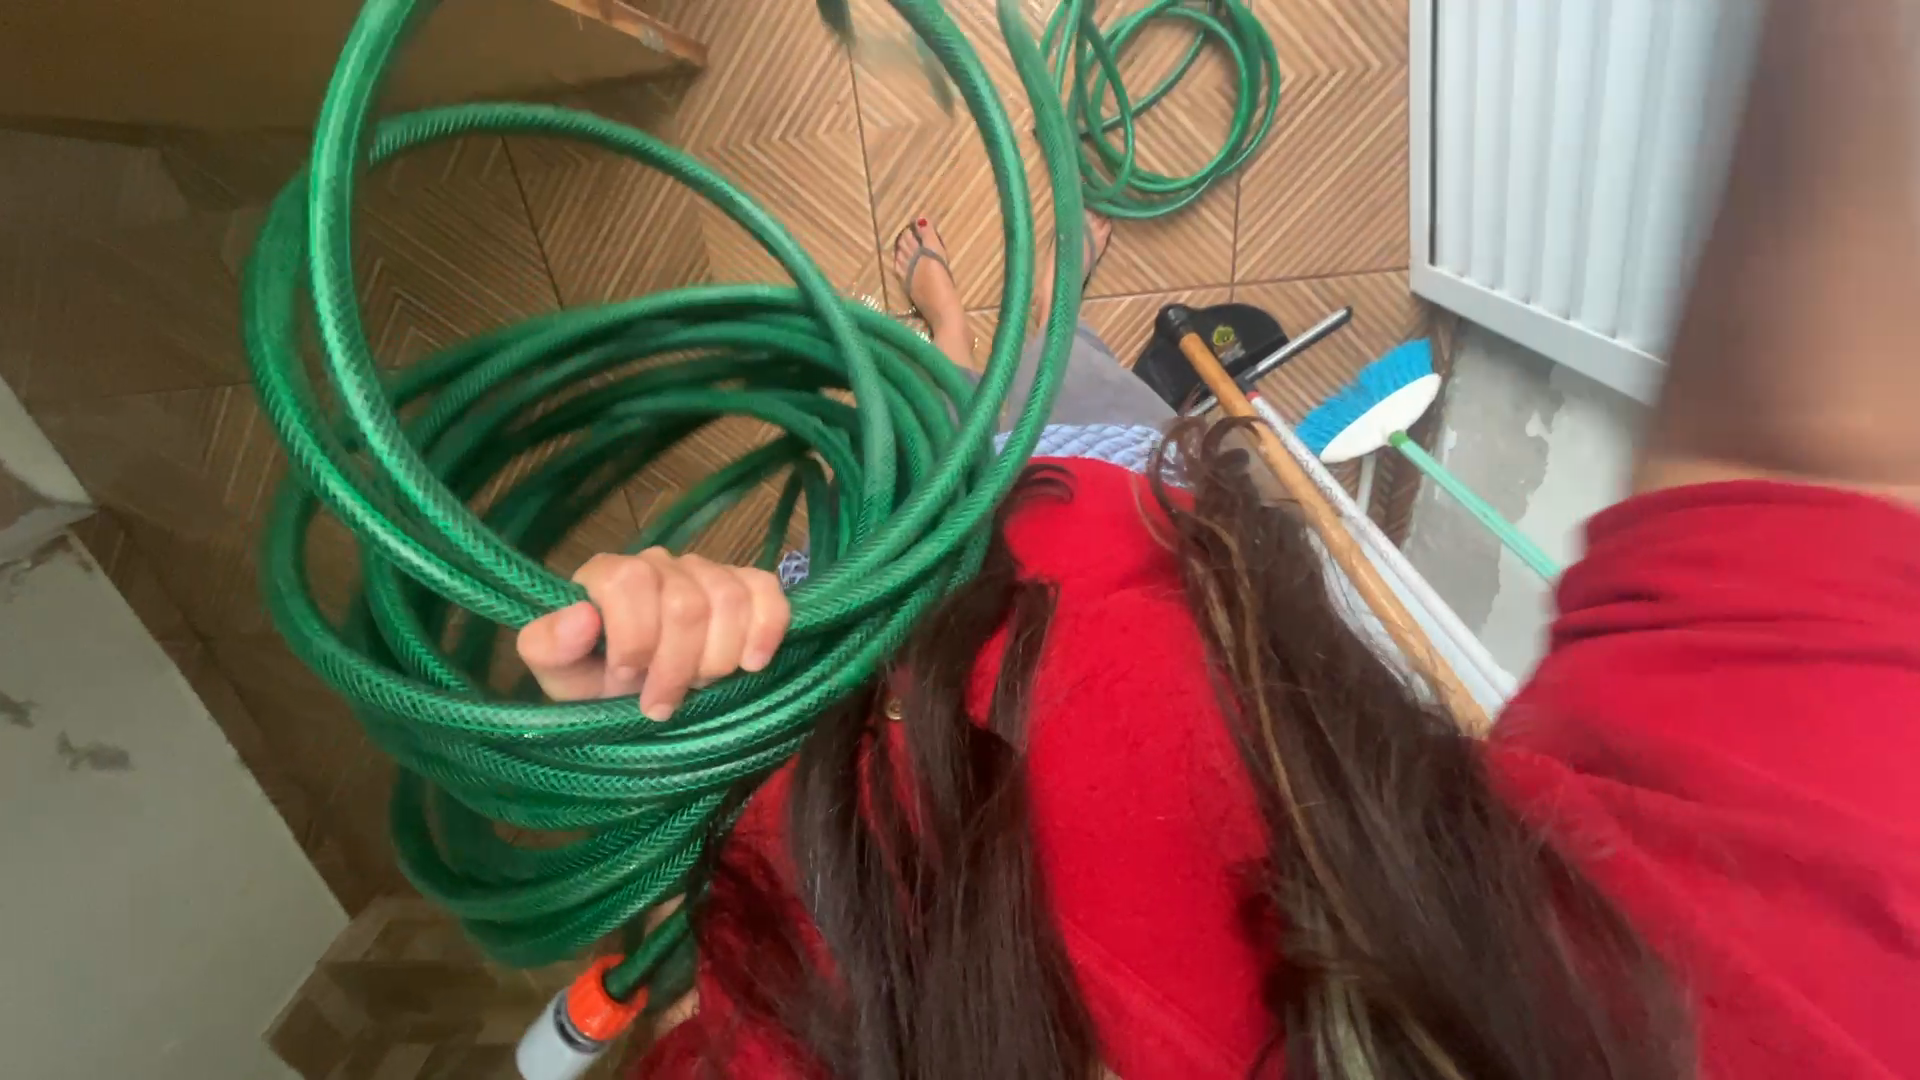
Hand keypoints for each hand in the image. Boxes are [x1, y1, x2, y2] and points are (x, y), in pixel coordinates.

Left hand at [515, 548, 790, 719]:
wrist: (646, 692)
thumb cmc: (602, 684)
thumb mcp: (563, 678)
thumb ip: (550, 648)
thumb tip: (581, 618)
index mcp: (610, 574)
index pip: (629, 581)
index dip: (634, 635)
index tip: (628, 677)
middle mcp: (662, 562)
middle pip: (685, 604)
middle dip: (678, 665)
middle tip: (665, 701)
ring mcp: (710, 571)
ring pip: (730, 601)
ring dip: (718, 658)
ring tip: (701, 685)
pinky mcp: (750, 585)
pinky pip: (768, 592)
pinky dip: (766, 629)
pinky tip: (752, 663)